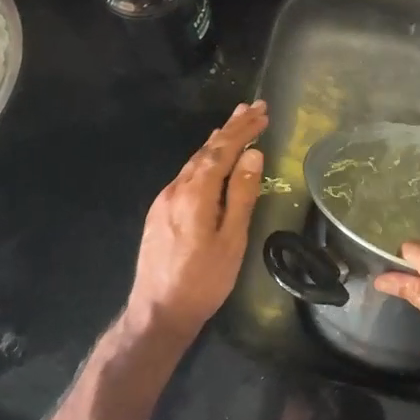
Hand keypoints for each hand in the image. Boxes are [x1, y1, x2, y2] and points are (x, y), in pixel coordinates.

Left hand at [126, 101, 269, 340]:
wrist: (158, 312)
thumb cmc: (203, 280)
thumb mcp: (231, 239)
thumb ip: (241, 195)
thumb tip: (253, 155)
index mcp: (195, 193)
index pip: (222, 150)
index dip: (243, 130)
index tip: (262, 112)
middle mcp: (175, 189)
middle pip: (206, 150)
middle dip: (231, 128)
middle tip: (252, 108)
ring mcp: (163, 200)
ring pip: (194, 161)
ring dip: (217, 142)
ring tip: (234, 124)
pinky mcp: (159, 213)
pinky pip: (186, 175)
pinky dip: (204, 160)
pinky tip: (210, 160)